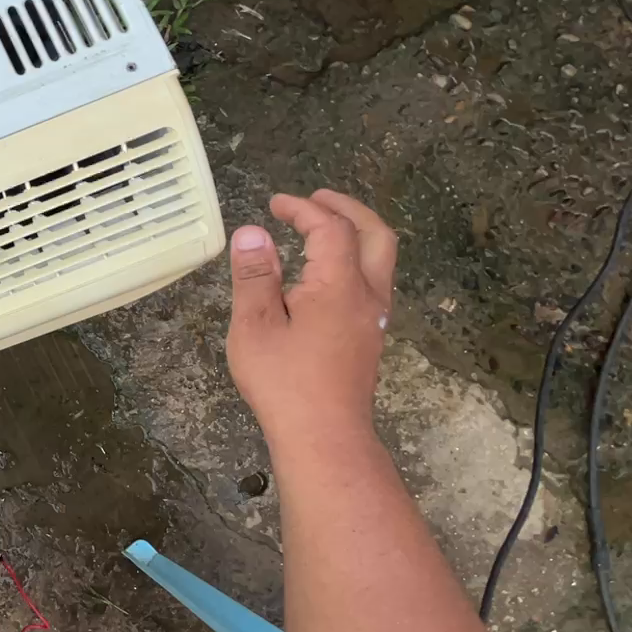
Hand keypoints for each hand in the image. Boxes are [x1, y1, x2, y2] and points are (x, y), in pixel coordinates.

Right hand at [226, 189, 395, 447]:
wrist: (323, 431)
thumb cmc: (282, 379)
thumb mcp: (254, 325)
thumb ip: (254, 276)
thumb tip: (251, 232)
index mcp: (338, 286)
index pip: (330, 231)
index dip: (304, 210)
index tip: (275, 202)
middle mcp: (367, 294)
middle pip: (375, 235)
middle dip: (346, 210)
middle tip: (315, 200)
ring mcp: (373, 317)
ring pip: (380, 258)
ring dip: (354, 233)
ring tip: (321, 228)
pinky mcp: (368, 335)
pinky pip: (372, 280)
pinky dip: (353, 258)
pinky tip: (325, 272)